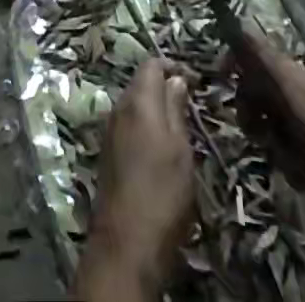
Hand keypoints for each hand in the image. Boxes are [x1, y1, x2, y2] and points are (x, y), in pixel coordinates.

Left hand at [78, 60, 196, 298]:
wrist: (127, 238)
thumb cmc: (162, 190)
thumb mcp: (180, 147)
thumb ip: (175, 108)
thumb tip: (176, 79)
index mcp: (136, 101)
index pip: (150, 65)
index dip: (172, 66)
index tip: (195, 79)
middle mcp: (118, 108)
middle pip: (140, 83)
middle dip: (164, 85)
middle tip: (192, 101)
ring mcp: (110, 129)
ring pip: (134, 104)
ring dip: (155, 107)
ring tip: (182, 123)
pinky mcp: (109, 150)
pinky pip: (129, 124)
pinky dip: (146, 125)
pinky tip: (162, 144)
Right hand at [227, 31, 304, 198]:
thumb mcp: (290, 91)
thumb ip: (263, 59)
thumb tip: (238, 21)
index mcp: (291, 74)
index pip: (252, 56)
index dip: (235, 64)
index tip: (221, 77)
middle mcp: (294, 96)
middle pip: (252, 96)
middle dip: (250, 115)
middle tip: (258, 129)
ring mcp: (301, 128)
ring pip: (263, 128)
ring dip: (271, 145)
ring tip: (289, 157)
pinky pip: (279, 155)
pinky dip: (288, 165)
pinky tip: (304, 174)